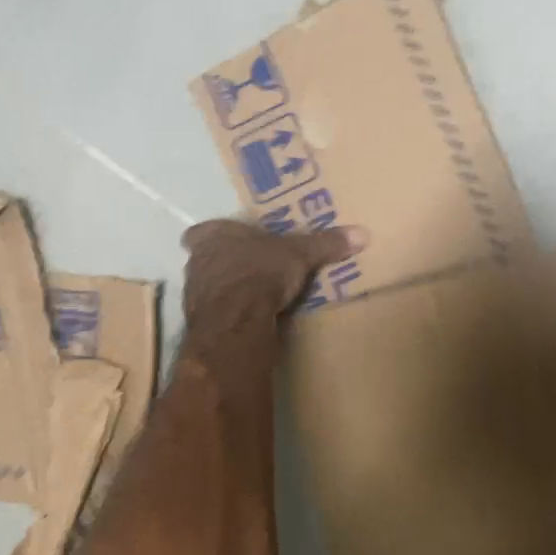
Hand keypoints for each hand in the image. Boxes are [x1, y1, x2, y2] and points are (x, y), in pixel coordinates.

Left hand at [180, 220, 364, 332]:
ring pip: (209, 288)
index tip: (232, 245)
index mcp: (213, 236)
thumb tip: (361, 233)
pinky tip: (249, 321)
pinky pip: (216, 315)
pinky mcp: (200, 322)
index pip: (202, 232)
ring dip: (227, 292)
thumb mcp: (300, 254)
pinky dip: (230, 316)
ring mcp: (194, 294)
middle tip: (252, 271)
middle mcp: (197, 262)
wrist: (235, 319)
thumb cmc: (260, 272)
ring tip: (255, 299)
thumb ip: (326, 244)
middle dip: (226, 265)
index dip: (216, 238)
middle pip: (207, 259)